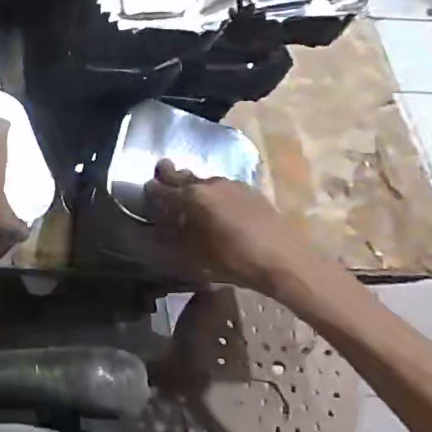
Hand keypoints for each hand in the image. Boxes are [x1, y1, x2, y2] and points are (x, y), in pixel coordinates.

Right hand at [143, 159, 304, 291]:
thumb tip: (164, 230)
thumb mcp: (195, 256)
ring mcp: (234, 186)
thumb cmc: (234, 261)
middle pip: (185, 176)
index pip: (164, 190)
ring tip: (190, 192)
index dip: (153, 190)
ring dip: (195, 184)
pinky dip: (214, 192)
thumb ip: (176, 239)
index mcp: (193, 197)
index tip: (148, 187)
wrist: (284, 260)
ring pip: (206, 180)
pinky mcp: (252, 192)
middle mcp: (211, 184)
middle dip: (171, 175)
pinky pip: (224, 187)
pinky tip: (218, 204)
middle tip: (162, 170)